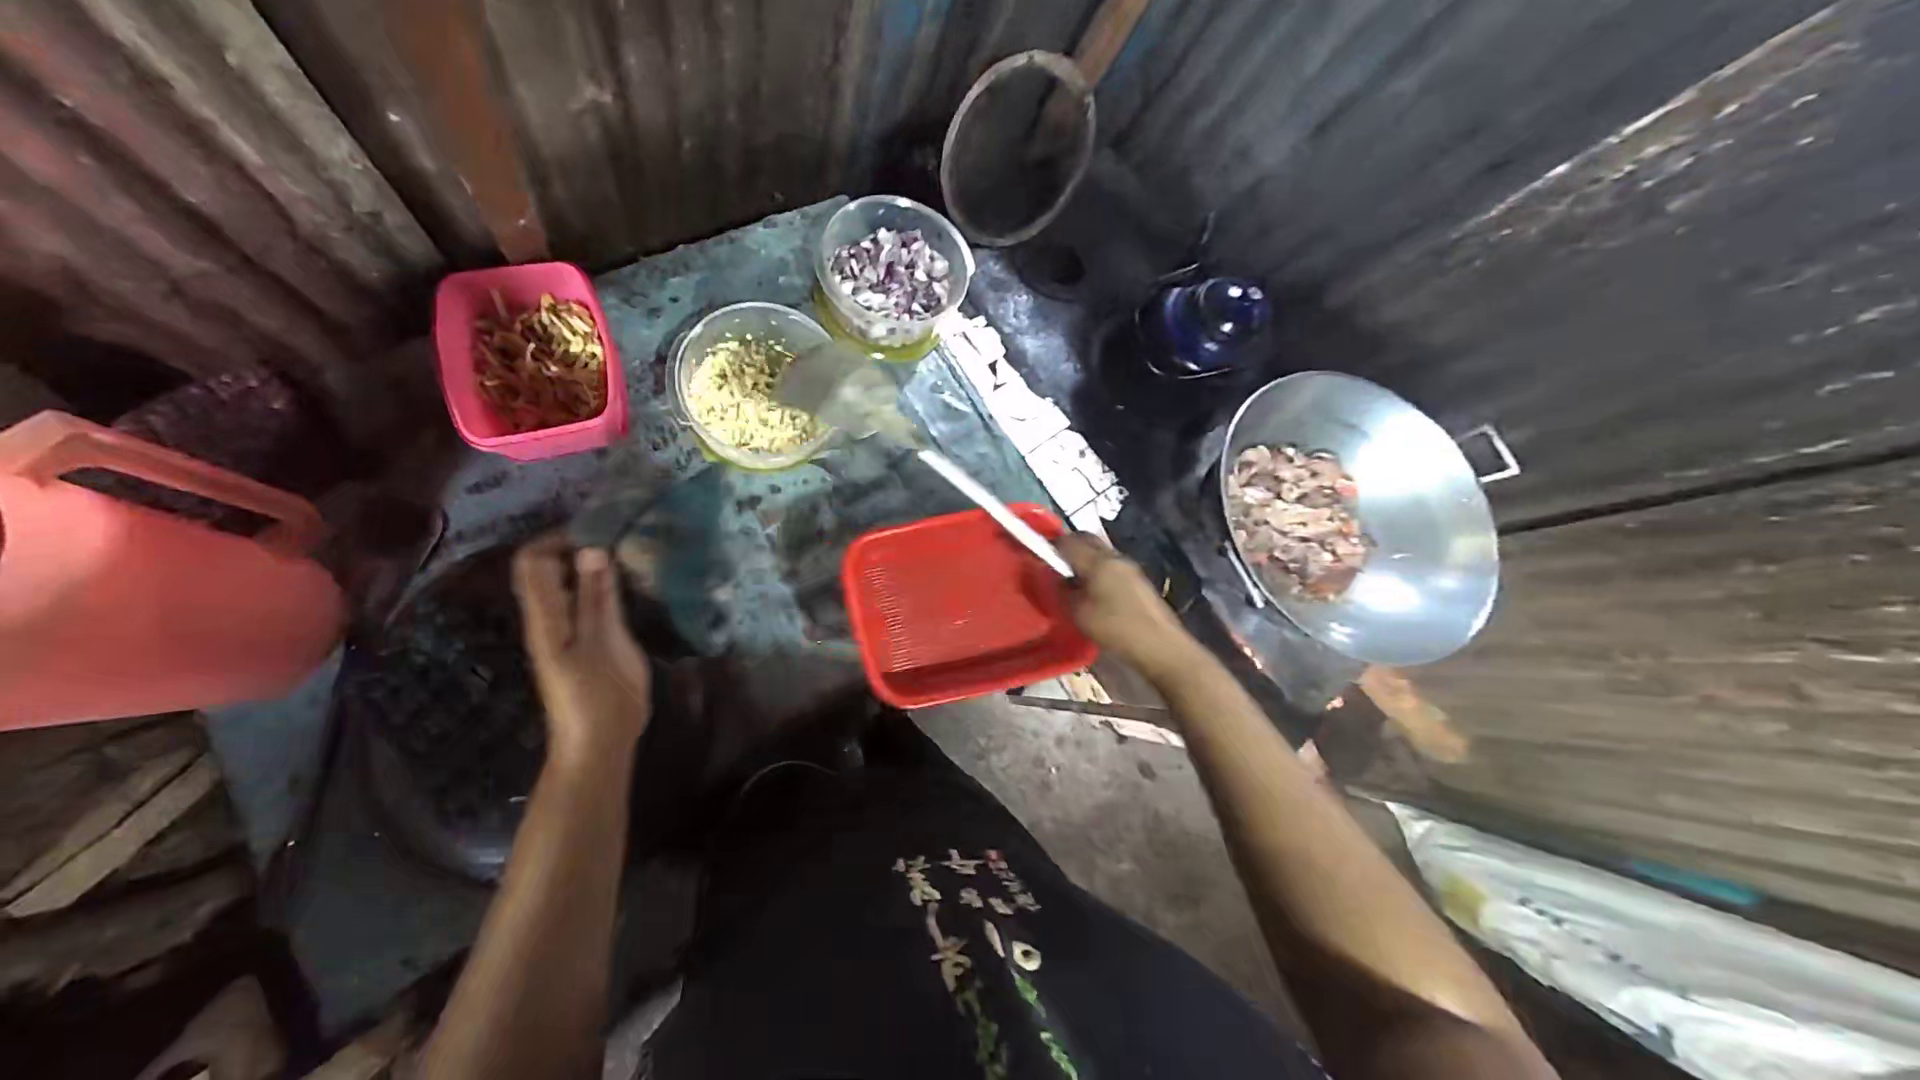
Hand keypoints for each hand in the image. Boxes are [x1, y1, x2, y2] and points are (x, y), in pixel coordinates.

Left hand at [512, 537, 651, 761]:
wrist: (598, 743)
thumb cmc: (597, 695)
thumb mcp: (602, 642)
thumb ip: (596, 596)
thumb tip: (591, 548)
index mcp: (545, 616)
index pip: (533, 560)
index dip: (558, 537)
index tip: (599, 528)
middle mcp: (548, 618)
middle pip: (548, 568)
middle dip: (578, 546)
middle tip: (620, 535)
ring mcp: (566, 631)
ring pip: (569, 583)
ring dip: (593, 565)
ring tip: (630, 553)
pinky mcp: (586, 642)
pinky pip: (587, 601)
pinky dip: (603, 585)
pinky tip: (631, 584)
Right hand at [1057, 533, 1203, 681]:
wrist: (1161, 646)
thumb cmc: (1116, 629)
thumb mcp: (1079, 613)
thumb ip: (1063, 591)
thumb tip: (1055, 578)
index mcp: (1098, 561)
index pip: (1068, 541)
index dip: (1051, 546)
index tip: (1040, 557)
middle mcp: (1115, 557)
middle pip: (1087, 540)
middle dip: (1068, 547)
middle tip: (1054, 564)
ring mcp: (1129, 568)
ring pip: (1100, 553)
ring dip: (1084, 559)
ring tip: (1072, 581)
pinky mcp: (1138, 581)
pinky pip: (1110, 566)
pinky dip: (1097, 570)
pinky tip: (1093, 591)